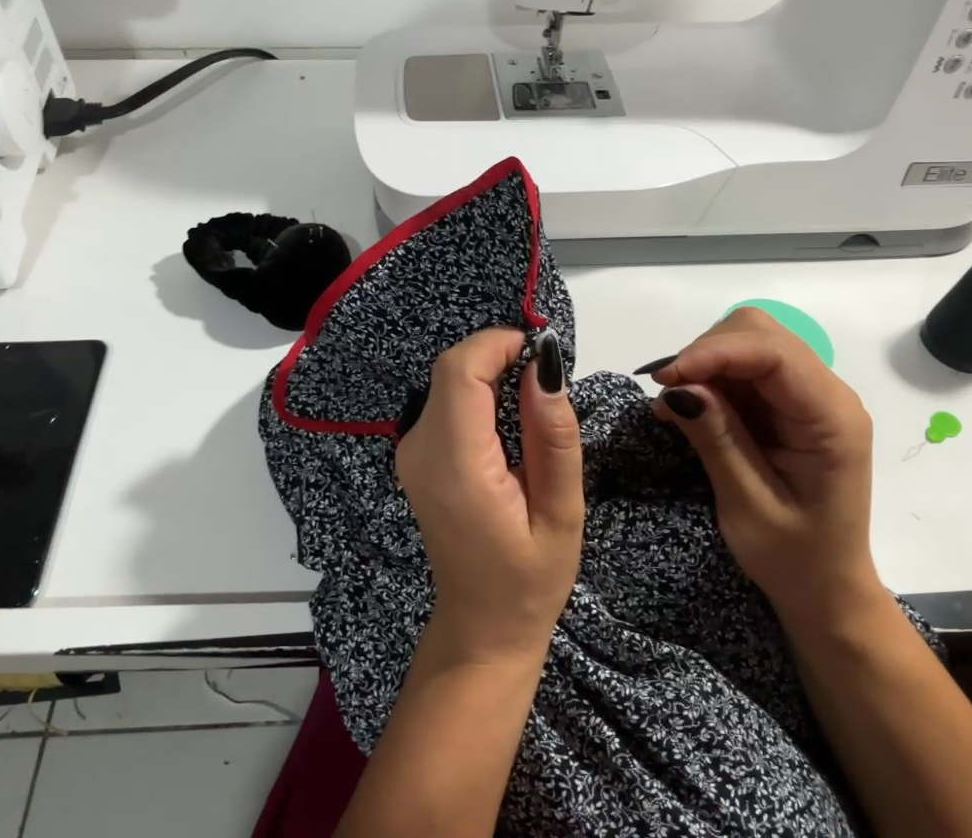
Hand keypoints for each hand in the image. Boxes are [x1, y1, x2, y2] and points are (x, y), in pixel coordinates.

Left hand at [397, 328, 583, 663]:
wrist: (481, 626)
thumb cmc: (530, 580)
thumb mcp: (561, 512)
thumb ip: (552, 436)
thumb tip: (545, 366)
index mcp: (456, 466)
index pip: (460, 371)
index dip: (499, 345)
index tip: (545, 353)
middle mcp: (420, 452)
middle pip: (450, 370)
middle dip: (498, 357)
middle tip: (547, 382)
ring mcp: (410, 455)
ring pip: (445, 382)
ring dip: (489, 376)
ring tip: (534, 409)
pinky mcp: (414, 458)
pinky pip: (443, 404)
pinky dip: (476, 396)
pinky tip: (509, 427)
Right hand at [644, 308, 881, 631]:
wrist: (826, 589)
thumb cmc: (793, 557)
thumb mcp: (748, 504)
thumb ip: (718, 439)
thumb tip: (679, 387)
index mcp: (831, 418)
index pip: (772, 353)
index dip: (714, 352)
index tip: (664, 379)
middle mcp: (827, 395)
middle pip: (760, 333)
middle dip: (707, 352)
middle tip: (668, 394)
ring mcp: (808, 397)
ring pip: (748, 344)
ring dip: (704, 364)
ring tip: (673, 406)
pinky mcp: (788, 406)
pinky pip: (744, 370)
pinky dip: (709, 379)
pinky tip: (687, 409)